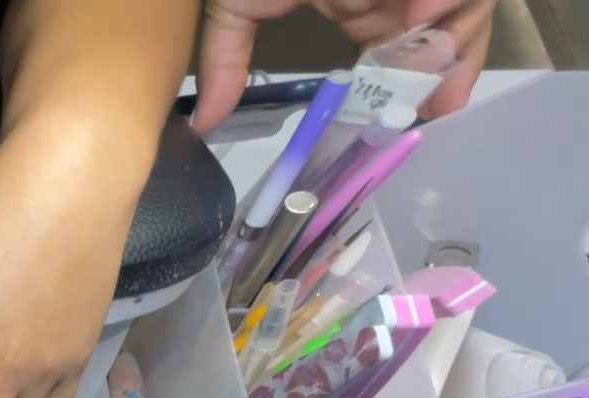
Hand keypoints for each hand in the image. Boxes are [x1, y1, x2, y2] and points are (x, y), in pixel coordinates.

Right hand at [192, 0, 496, 133]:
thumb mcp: (235, 6)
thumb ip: (224, 60)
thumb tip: (202, 123)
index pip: (397, 40)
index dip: (413, 76)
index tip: (423, 112)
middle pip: (441, 22)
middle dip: (447, 61)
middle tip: (437, 102)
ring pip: (458, 3)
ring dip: (454, 35)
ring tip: (440, 69)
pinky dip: (451, 1)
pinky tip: (429, 16)